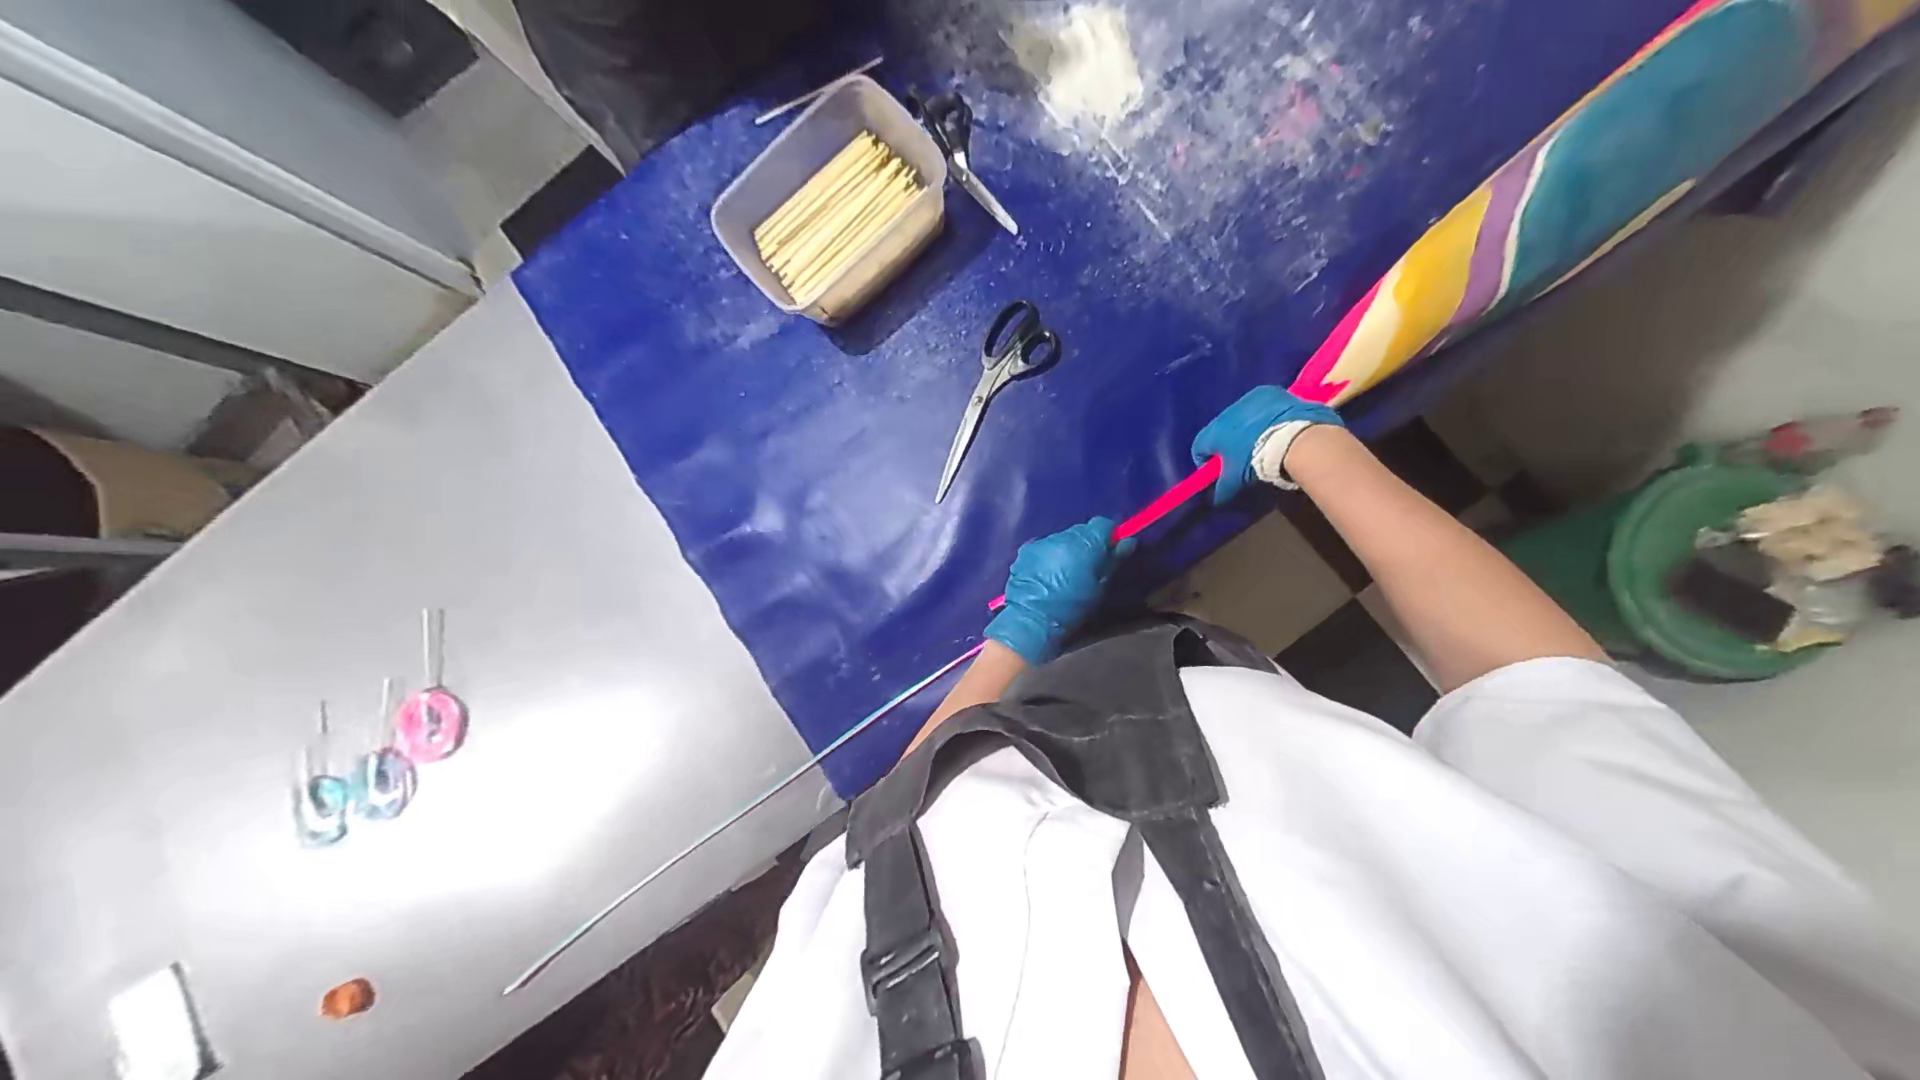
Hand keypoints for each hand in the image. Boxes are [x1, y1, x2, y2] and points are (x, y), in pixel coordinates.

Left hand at [986, 517, 1135, 663]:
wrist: (1031, 620)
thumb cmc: (1072, 607)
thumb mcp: (1099, 588)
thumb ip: (1113, 561)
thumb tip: (1127, 541)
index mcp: (1084, 543)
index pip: (1103, 524)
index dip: (1109, 536)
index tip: (1111, 550)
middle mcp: (1061, 536)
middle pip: (1081, 530)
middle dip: (1087, 543)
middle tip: (1089, 565)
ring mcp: (1041, 542)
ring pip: (1062, 538)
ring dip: (1068, 550)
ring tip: (1066, 572)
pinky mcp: (1025, 551)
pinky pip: (1045, 548)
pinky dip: (1050, 556)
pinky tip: (1048, 574)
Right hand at [1191, 386, 1343, 502]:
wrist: (1294, 440)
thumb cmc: (1256, 460)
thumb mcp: (1236, 481)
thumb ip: (1221, 490)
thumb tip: (1215, 499)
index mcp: (1213, 433)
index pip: (1199, 447)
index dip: (1205, 461)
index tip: (1216, 471)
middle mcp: (1225, 412)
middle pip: (1220, 430)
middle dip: (1227, 443)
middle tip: (1241, 457)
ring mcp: (1248, 399)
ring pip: (1241, 416)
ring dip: (1246, 427)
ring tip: (1262, 440)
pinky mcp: (1269, 392)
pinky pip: (1261, 405)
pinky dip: (1264, 415)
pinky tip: (1276, 425)